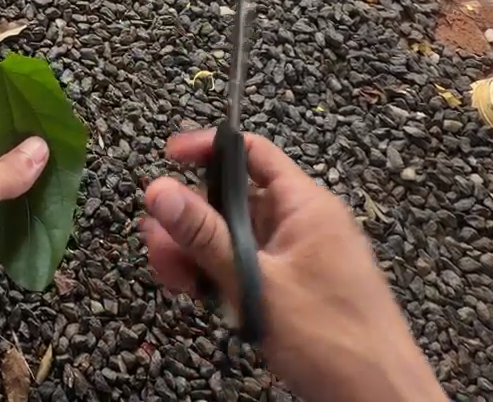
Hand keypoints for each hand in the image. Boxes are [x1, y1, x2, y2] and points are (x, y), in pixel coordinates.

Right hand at [141, 130, 445, 401]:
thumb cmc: (335, 344)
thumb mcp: (257, 283)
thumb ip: (204, 235)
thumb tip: (158, 188)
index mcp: (305, 207)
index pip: (250, 152)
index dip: (207, 148)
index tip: (168, 159)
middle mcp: (300, 223)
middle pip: (231, 199)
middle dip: (190, 218)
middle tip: (159, 241)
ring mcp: (297, 257)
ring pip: (232, 235)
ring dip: (197, 251)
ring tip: (174, 277)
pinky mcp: (292, 288)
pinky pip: (244, 264)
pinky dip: (218, 274)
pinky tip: (199, 294)